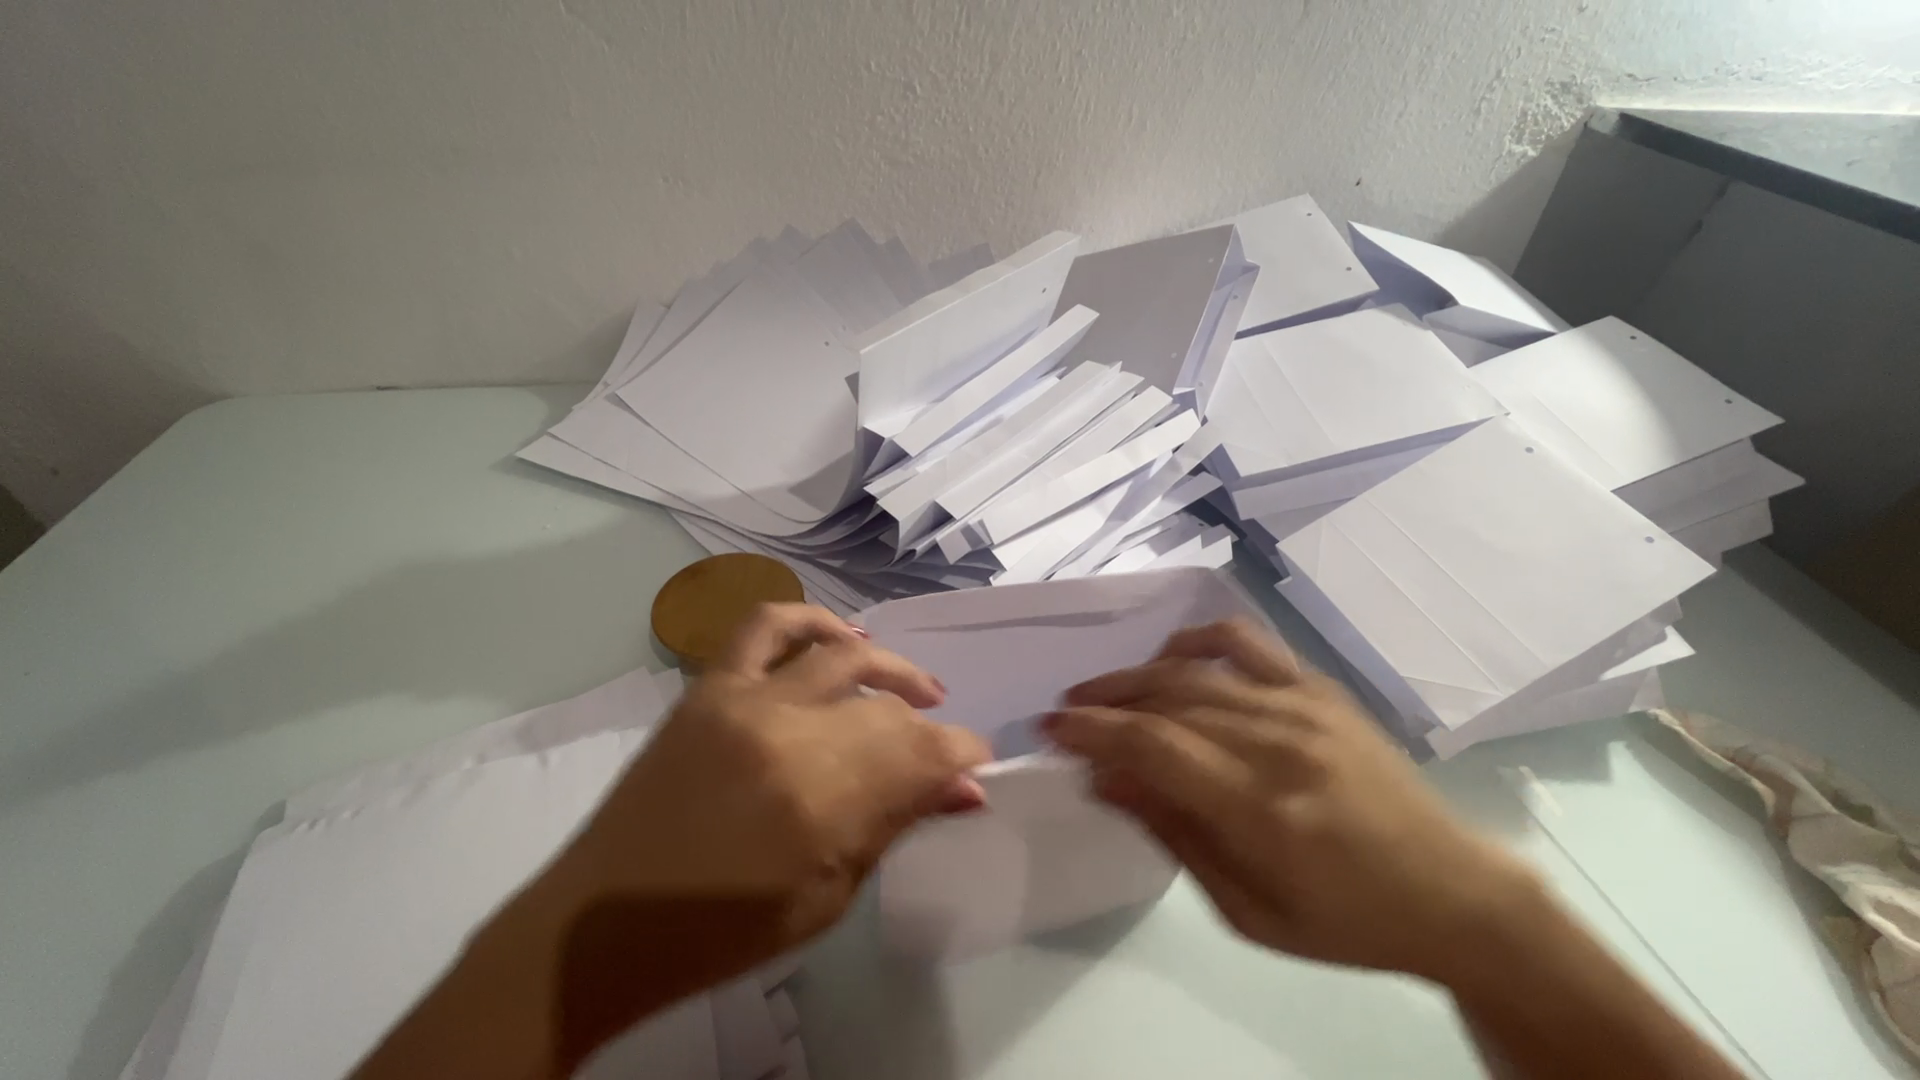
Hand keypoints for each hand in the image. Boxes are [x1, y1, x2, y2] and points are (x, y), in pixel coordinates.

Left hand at [571, 602, 990, 944]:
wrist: (605, 920)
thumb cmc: (721, 930)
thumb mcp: (824, 898)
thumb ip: (894, 827)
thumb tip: (964, 790)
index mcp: (819, 800)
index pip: (920, 756)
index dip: (961, 758)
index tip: (977, 768)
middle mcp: (787, 732)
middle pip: (887, 710)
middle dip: (930, 731)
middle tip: (942, 755)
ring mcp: (743, 700)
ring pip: (842, 655)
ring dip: (890, 667)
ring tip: (916, 689)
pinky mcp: (708, 688)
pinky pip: (765, 627)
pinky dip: (811, 621)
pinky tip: (843, 637)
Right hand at [1043, 618, 1538, 981]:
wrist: (1452, 894)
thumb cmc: (1343, 921)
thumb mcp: (1247, 910)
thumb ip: (1174, 833)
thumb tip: (1107, 778)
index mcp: (1262, 809)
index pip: (1154, 747)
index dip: (1092, 731)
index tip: (1049, 728)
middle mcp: (1279, 743)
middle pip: (1167, 701)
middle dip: (1103, 704)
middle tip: (1065, 714)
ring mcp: (1304, 706)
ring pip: (1196, 671)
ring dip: (1136, 676)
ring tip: (1100, 692)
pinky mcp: (1321, 690)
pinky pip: (1247, 643)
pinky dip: (1197, 640)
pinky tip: (1171, 658)